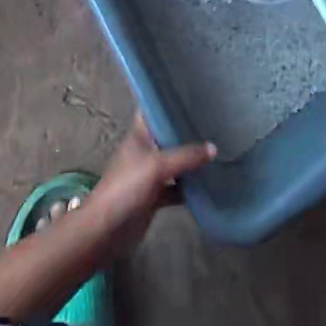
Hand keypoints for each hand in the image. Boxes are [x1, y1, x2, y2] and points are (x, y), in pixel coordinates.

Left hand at [85, 114, 215, 253]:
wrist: (107, 230)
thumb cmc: (127, 187)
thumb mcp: (158, 165)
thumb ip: (186, 156)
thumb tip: (214, 148)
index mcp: (140, 135)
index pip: (153, 110)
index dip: (168, 101)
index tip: (192, 95)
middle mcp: (145, 151)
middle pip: (168, 136)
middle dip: (187, 131)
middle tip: (214, 121)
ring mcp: (150, 174)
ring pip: (175, 162)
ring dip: (191, 160)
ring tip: (219, 148)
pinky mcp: (155, 196)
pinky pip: (176, 187)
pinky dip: (190, 187)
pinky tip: (209, 184)